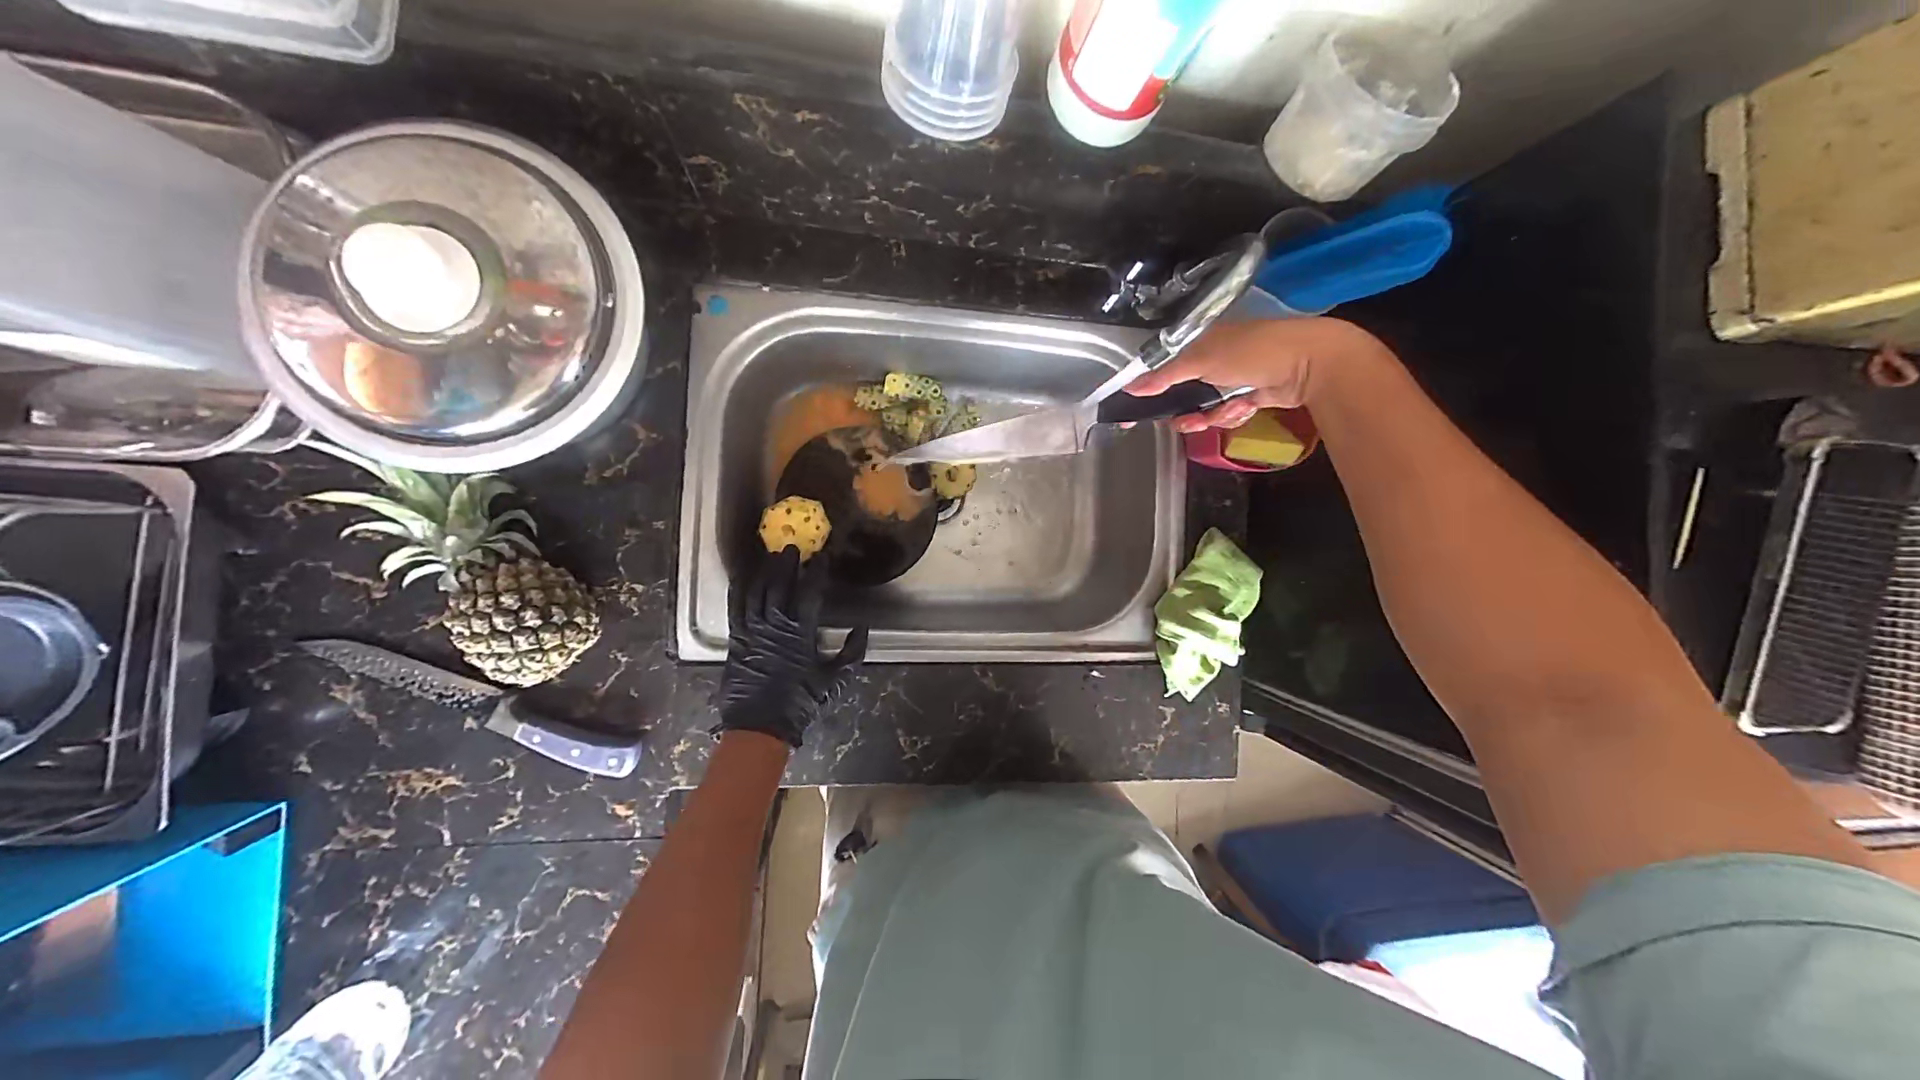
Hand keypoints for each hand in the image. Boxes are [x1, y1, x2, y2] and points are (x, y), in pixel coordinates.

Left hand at [719, 548, 867, 746]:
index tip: (822, 558)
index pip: (810, 593)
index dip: (817, 573)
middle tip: (792, 548)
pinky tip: (743, 577)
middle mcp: (775, 626)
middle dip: (786, 565)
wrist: (761, 724)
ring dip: (764, 573)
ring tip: (771, 558)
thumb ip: (852, 652)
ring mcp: (752, 631)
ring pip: (757, 592)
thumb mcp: (834, 679)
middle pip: (779, 586)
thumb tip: (862, 627)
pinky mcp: (736, 639)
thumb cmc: (800, 702)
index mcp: (801, 633)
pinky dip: (739, 590)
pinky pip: (736, 608)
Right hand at [1123, 317, 1391, 432]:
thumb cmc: (1251, 352)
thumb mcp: (1202, 360)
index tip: (1138, 407)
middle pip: (1185, 389)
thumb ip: (1165, 375)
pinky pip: (1229, 410)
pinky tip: (1242, 409)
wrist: (1309, 363)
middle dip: (1184, 408)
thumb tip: (1130, 386)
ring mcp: (1234, 376)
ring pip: (1206, 404)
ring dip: (1208, 415)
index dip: (1151, 385)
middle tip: (1183, 421)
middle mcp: (1216, 356)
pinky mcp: (1251, 393)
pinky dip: (1232, 413)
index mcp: (1202, 340)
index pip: (1166, 363)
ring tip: (1215, 416)